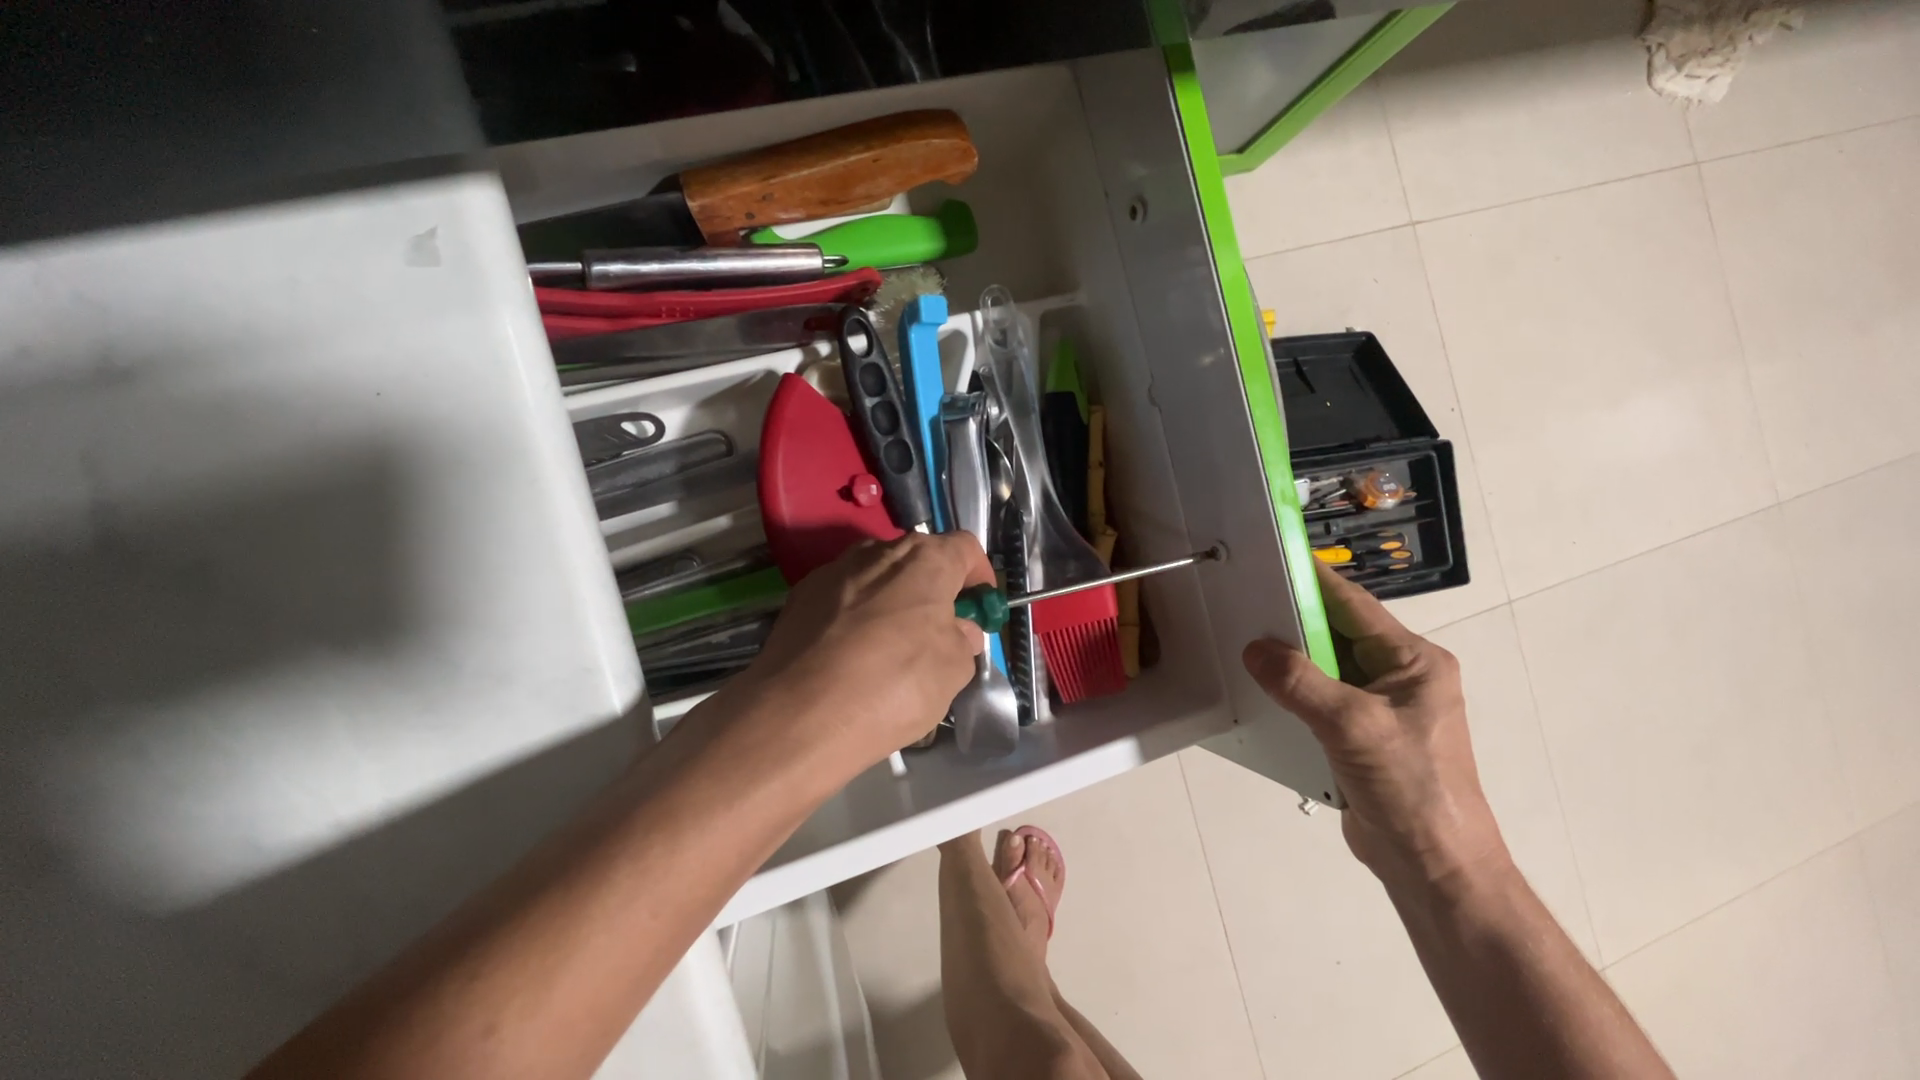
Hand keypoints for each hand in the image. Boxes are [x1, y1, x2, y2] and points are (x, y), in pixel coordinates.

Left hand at [733, 533, 994, 769]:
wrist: (799, 714)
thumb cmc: (893, 686)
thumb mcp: (953, 671)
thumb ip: (962, 640)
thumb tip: (957, 631)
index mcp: (925, 560)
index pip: (965, 548)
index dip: (979, 576)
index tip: (980, 609)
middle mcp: (877, 551)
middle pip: (918, 559)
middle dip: (934, 590)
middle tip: (939, 633)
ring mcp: (833, 572)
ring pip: (876, 578)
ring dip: (892, 602)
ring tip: (892, 650)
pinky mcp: (800, 598)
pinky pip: (843, 600)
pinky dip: (855, 619)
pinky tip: (852, 658)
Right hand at [1241, 563, 1507, 888]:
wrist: (1433, 863)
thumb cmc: (1409, 786)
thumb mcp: (1351, 726)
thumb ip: (1299, 682)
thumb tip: (1254, 649)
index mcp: (1414, 662)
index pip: (1355, 607)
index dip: (1314, 581)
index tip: (1273, 558)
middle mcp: (1399, 677)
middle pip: (1336, 635)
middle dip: (1292, 620)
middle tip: (1242, 602)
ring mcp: (1379, 708)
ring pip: (1325, 669)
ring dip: (1289, 660)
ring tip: (1241, 641)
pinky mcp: (1360, 736)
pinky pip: (1319, 700)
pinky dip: (1291, 693)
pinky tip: (1258, 689)